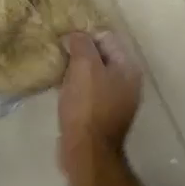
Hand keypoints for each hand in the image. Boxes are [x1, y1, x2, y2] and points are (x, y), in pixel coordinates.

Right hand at [57, 31, 142, 175]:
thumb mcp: (83, 66)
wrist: (87, 150)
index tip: (63, 41)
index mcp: (128, 68)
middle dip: (79, 52)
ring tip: (57, 70)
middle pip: (100, 55)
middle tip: (58, 54)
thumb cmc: (87, 105)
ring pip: (93, 73)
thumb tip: (75, 36)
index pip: (106, 37)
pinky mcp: (103, 114)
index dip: (84, 36)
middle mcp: (127, 82)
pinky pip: (88, 90)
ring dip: (75, 70)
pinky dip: (75, 86)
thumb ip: (81, 44)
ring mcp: (116, 99)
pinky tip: (61, 89)